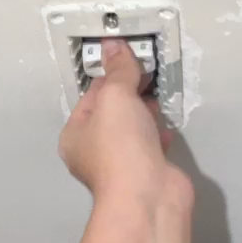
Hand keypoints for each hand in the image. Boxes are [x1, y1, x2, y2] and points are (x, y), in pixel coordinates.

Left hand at [59, 40, 193, 242]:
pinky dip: (158, 132)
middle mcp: (95, 152)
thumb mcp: (115, 97)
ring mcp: (122, 164)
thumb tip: (114, 46)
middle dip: (128, 93)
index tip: (126, 58)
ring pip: (133, 129)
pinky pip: (151, 145)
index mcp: (75, 137)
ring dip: (144, 111)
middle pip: (112, 113)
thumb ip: (118, 70)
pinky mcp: (147, 172)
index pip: (90, 96)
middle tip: (145, 73)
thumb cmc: (120, 149)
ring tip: (157, 93)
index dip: (108, 75)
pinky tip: (166, 125)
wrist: (149, 196)